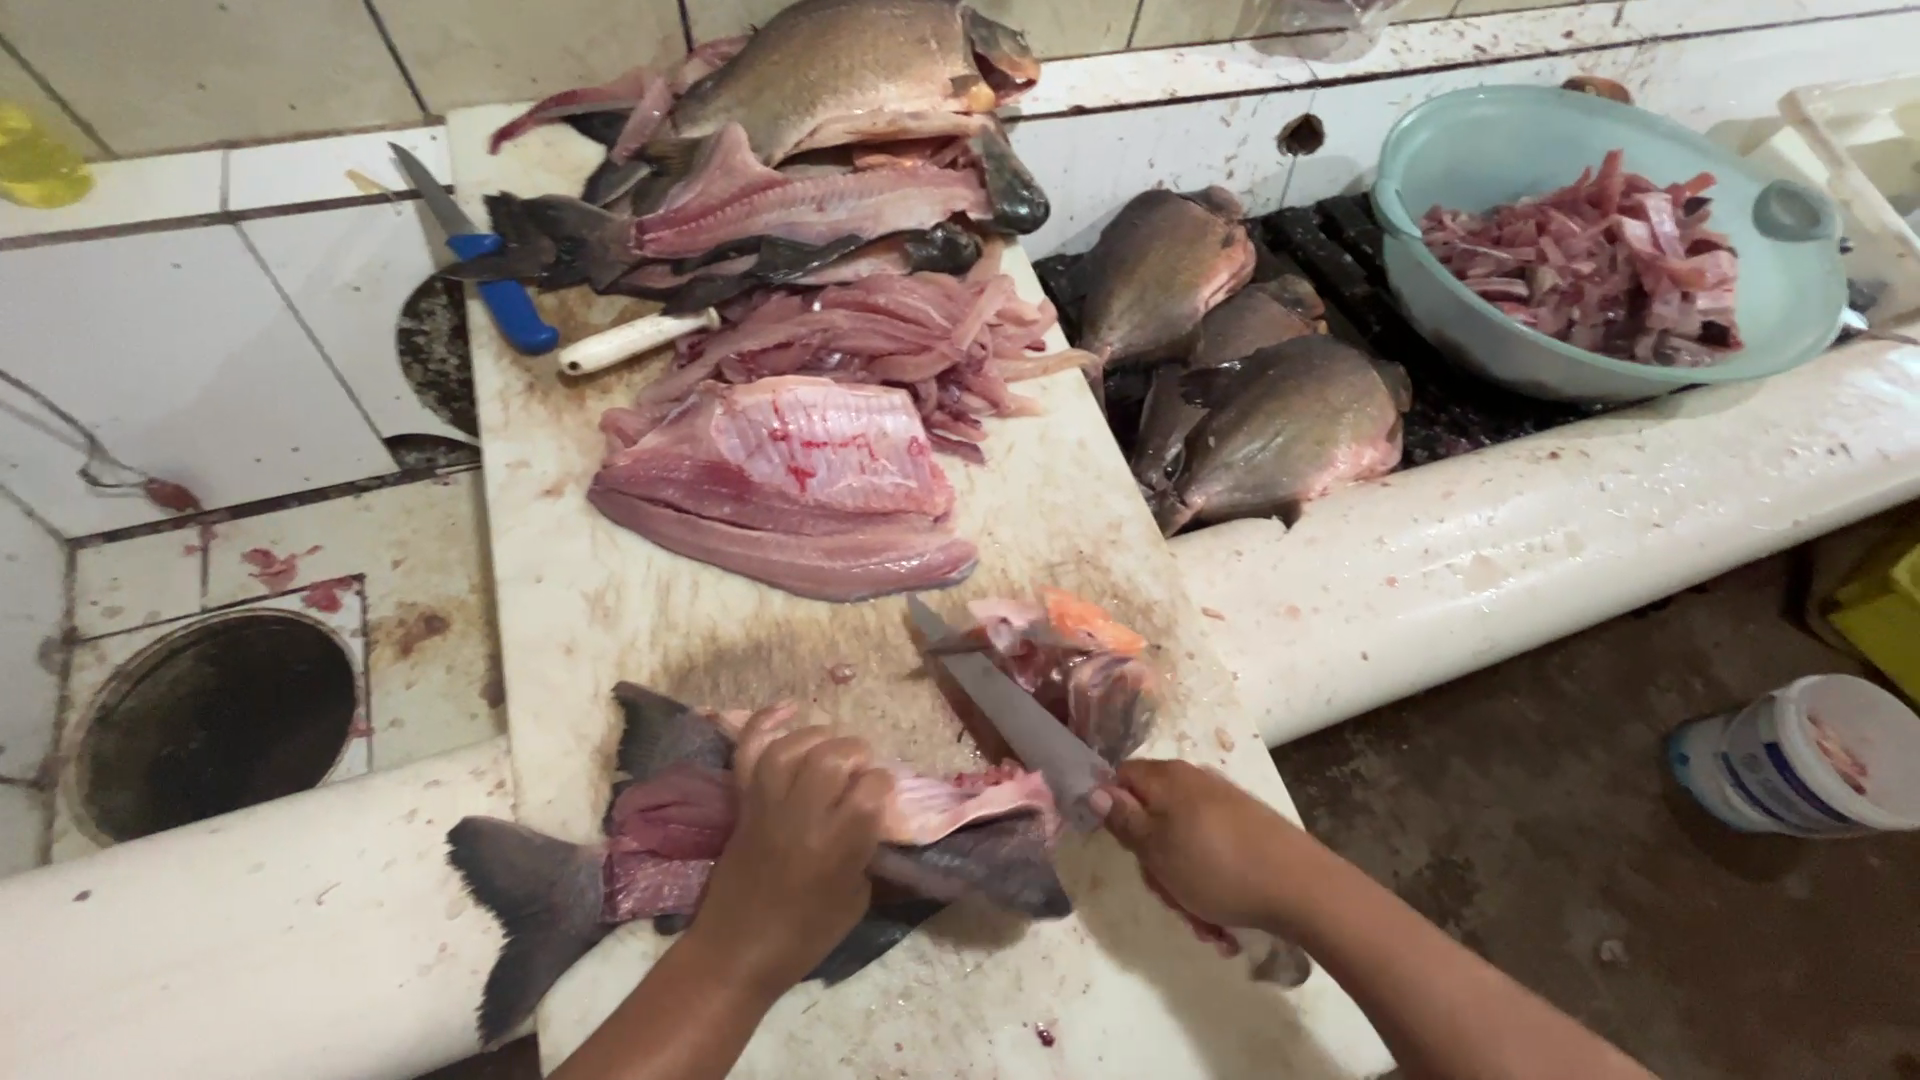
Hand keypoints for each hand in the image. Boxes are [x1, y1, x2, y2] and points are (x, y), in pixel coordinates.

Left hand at [688, 709, 892, 996]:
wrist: (735, 953)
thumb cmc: (804, 936)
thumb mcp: (856, 898)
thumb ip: (866, 849)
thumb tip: (875, 814)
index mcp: (836, 848)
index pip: (871, 790)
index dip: (883, 784)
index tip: (883, 794)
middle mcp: (802, 819)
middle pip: (832, 758)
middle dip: (856, 752)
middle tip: (861, 766)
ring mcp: (767, 807)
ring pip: (791, 749)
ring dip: (818, 737)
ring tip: (833, 744)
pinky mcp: (743, 804)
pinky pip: (749, 754)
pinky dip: (764, 723)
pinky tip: (788, 708)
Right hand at [1103, 759, 1309, 932]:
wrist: (1303, 889)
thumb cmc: (1216, 866)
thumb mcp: (1155, 849)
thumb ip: (1122, 819)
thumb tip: (1094, 789)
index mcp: (1168, 778)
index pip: (1121, 777)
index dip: (1112, 809)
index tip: (1121, 846)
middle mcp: (1195, 783)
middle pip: (1152, 817)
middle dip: (1154, 863)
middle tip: (1166, 895)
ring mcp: (1225, 807)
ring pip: (1183, 845)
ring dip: (1184, 886)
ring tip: (1203, 923)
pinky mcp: (1249, 831)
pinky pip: (1213, 856)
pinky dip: (1211, 886)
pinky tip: (1223, 922)